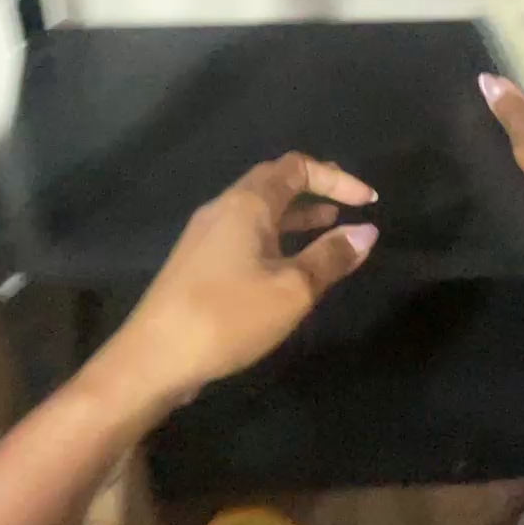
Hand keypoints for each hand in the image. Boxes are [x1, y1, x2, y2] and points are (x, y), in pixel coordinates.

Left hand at [92, 153, 379, 407]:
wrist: (154, 356)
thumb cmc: (228, 315)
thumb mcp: (292, 289)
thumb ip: (330, 257)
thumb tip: (365, 231)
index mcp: (246, 203)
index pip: (296, 168)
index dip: (335, 177)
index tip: (369, 201)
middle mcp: (223, 208)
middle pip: (274, 182)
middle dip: (315, 189)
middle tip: (350, 204)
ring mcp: (206, 235)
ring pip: (259, 211)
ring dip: (296, 214)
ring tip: (330, 226)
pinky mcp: (198, 261)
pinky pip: (245, 233)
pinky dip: (276, 236)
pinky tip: (289, 262)